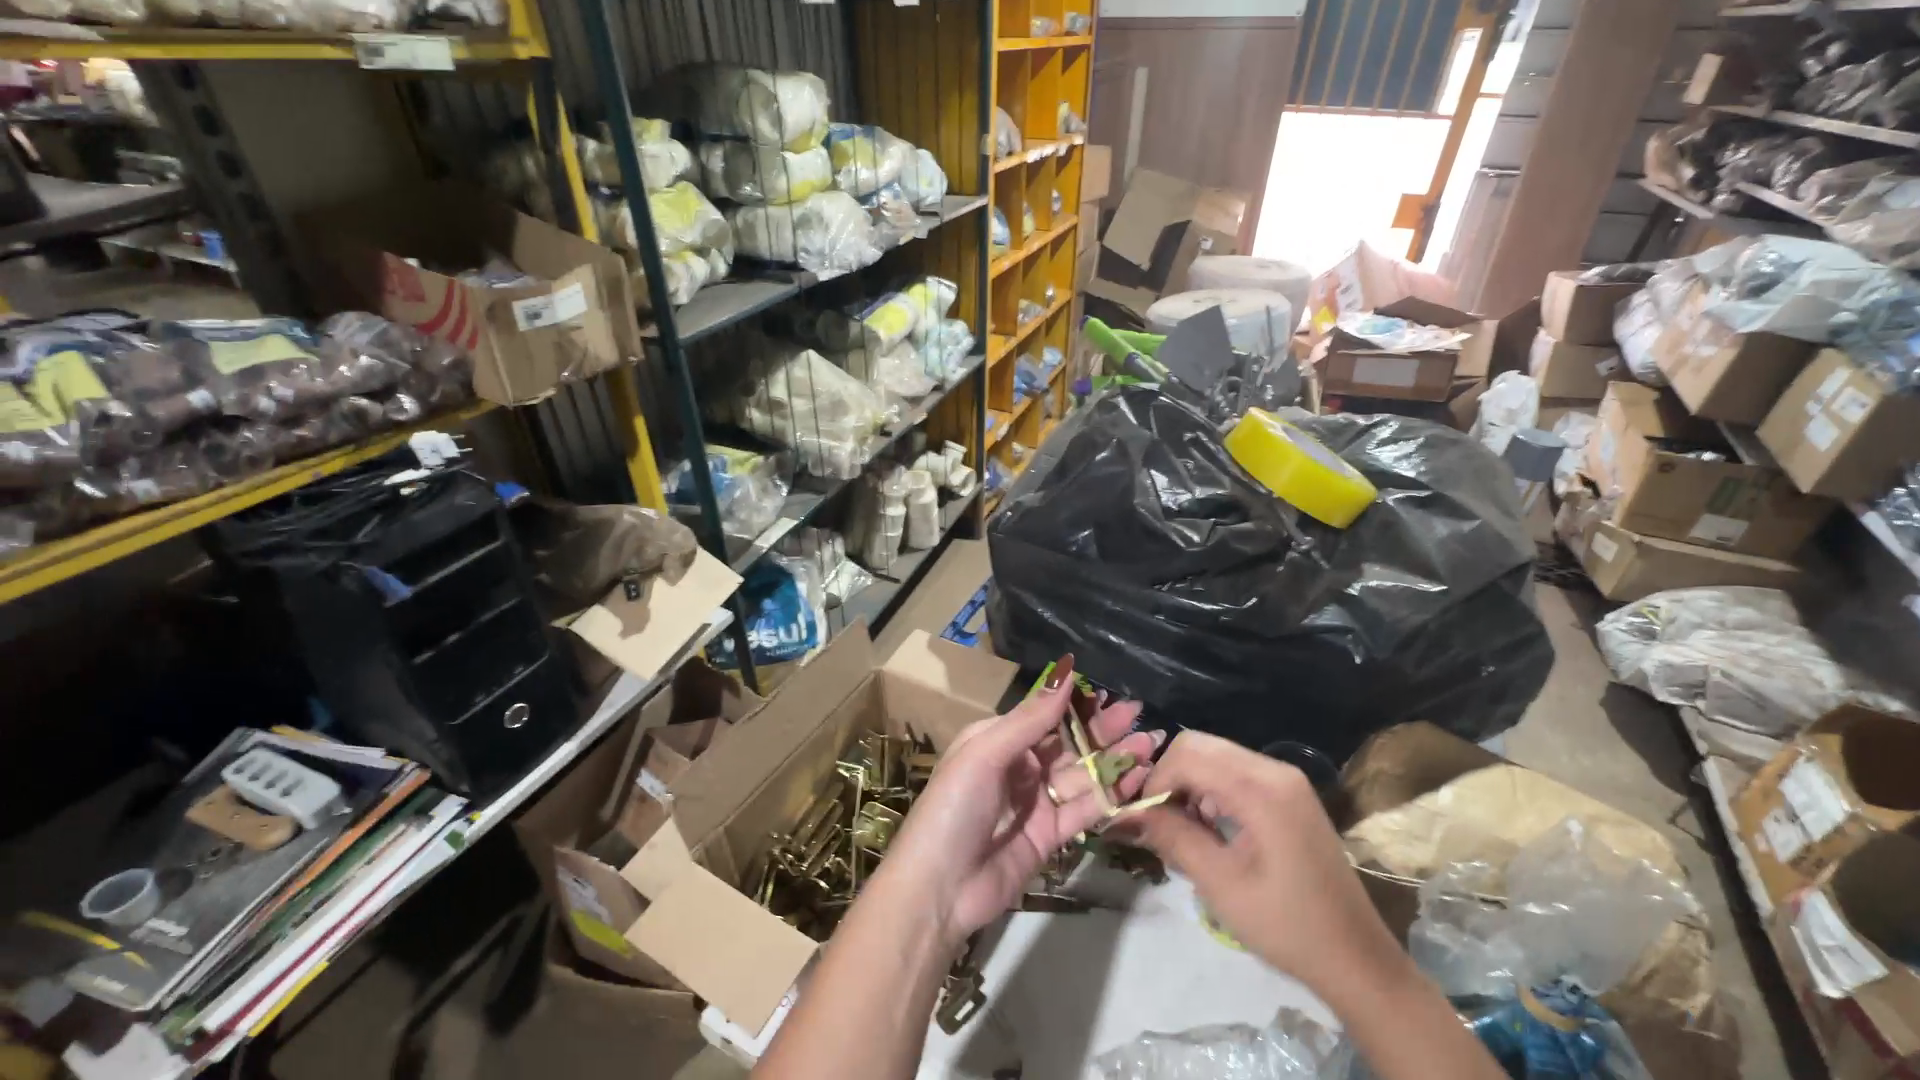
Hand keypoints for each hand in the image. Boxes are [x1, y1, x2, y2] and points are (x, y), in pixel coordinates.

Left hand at [877, 659, 1161, 946]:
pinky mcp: (1050, 836)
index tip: (1111, 696)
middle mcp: (1017, 768)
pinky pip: (1085, 810)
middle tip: (1141, 717)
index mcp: (995, 742)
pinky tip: (1137, 779)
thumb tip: (1066, 672)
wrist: (938, 889)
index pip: (1044, 718)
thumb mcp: (984, 754)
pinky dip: (1111, 795)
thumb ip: (1030, 719)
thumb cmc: (953, 808)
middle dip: (1103, 731)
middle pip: (1068, 745)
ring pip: (1082, 776)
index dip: (1077, 707)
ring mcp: (1035, 803)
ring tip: (1151, 745)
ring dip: (1114, 760)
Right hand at [1111, 731, 1406, 1001]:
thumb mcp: (1220, 884)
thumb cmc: (1286, 925)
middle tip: (1157, 823)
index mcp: (1261, 789)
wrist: (1354, 957)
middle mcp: (1275, 771)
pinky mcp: (1290, 795)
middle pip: (1200, 746)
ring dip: (1189, 785)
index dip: (1155, 782)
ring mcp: (1286, 781)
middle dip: (1169, 778)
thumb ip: (1173, 837)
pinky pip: (1236, 773)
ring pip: (1216, 757)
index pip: (1187, 756)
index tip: (1141, 820)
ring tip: (1181, 832)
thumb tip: (1125, 813)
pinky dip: (1211, 790)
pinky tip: (1210, 830)